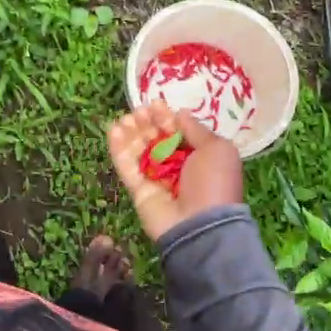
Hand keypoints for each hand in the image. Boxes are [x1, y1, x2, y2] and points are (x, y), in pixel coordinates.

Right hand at [107, 100, 244, 240]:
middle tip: (138, 111)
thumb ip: (195, 130)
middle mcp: (176, 168)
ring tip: (124, 118)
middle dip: (147, 123)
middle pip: (156, 140)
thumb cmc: (214, 182)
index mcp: (198, 158)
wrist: (202, 226)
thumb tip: (180, 113)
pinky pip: (126, 167)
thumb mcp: (217, 149)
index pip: (177, 133)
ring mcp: (156, 179)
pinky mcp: (138, 191)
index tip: (155, 104)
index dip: (166, 118)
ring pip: (139, 151)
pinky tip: (113, 130)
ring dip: (131, 133)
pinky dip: (118, 149)